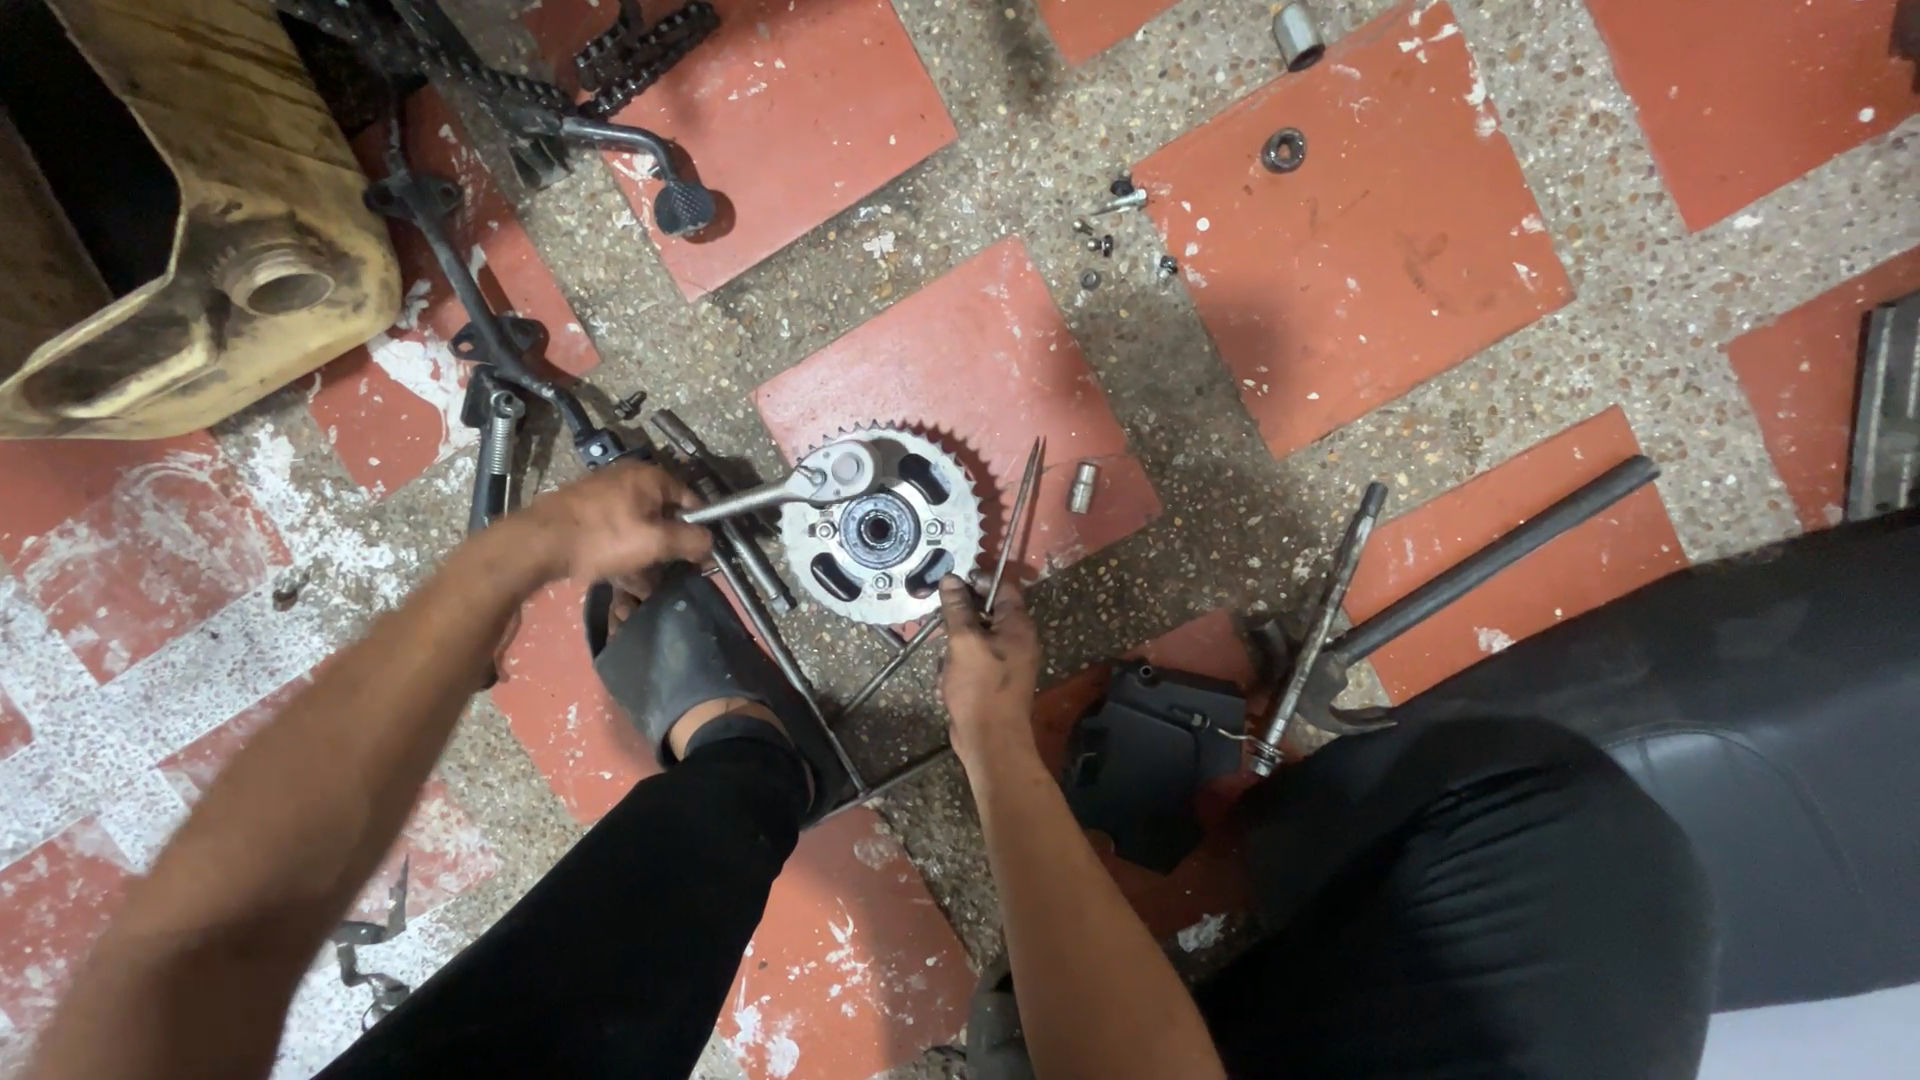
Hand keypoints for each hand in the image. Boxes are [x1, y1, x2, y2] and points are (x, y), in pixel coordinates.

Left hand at [526, 462, 711, 583]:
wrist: (538, 543)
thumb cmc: (603, 538)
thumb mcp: (655, 543)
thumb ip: (691, 541)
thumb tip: (711, 542)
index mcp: (651, 477)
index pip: (692, 501)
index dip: (699, 529)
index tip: (699, 556)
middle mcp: (629, 476)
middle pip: (664, 513)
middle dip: (669, 544)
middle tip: (668, 570)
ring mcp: (604, 491)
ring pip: (639, 524)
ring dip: (645, 551)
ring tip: (641, 579)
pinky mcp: (585, 507)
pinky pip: (617, 529)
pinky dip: (623, 548)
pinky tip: (618, 572)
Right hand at [938, 575, 1042, 771]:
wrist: (991, 740)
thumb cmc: (980, 686)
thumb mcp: (964, 641)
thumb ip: (957, 608)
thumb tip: (950, 578)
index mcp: (1018, 625)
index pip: (1003, 587)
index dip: (979, 579)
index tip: (951, 581)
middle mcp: (1018, 639)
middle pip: (988, 611)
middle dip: (960, 615)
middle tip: (938, 619)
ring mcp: (1007, 661)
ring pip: (976, 637)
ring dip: (955, 645)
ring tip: (942, 657)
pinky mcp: (993, 679)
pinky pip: (973, 660)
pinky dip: (957, 666)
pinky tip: (946, 680)